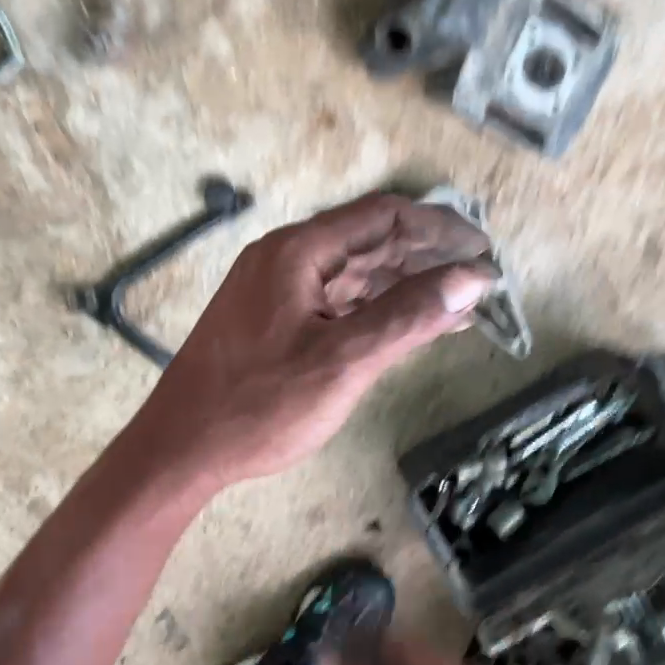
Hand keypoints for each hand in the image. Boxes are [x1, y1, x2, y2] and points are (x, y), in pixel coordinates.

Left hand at [127, 192, 497, 487]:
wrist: (180, 448)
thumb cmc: (258, 405)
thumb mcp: (341, 362)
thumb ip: (407, 316)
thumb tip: (471, 278)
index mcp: (296, 251)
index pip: (381, 217)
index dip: (438, 228)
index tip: (484, 251)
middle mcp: (285, 259)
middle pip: (369, 241)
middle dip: (427, 255)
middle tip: (481, 279)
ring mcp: (277, 290)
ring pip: (355, 273)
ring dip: (406, 283)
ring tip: (461, 301)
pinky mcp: (275, 321)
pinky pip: (337, 302)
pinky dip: (377, 309)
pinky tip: (414, 324)